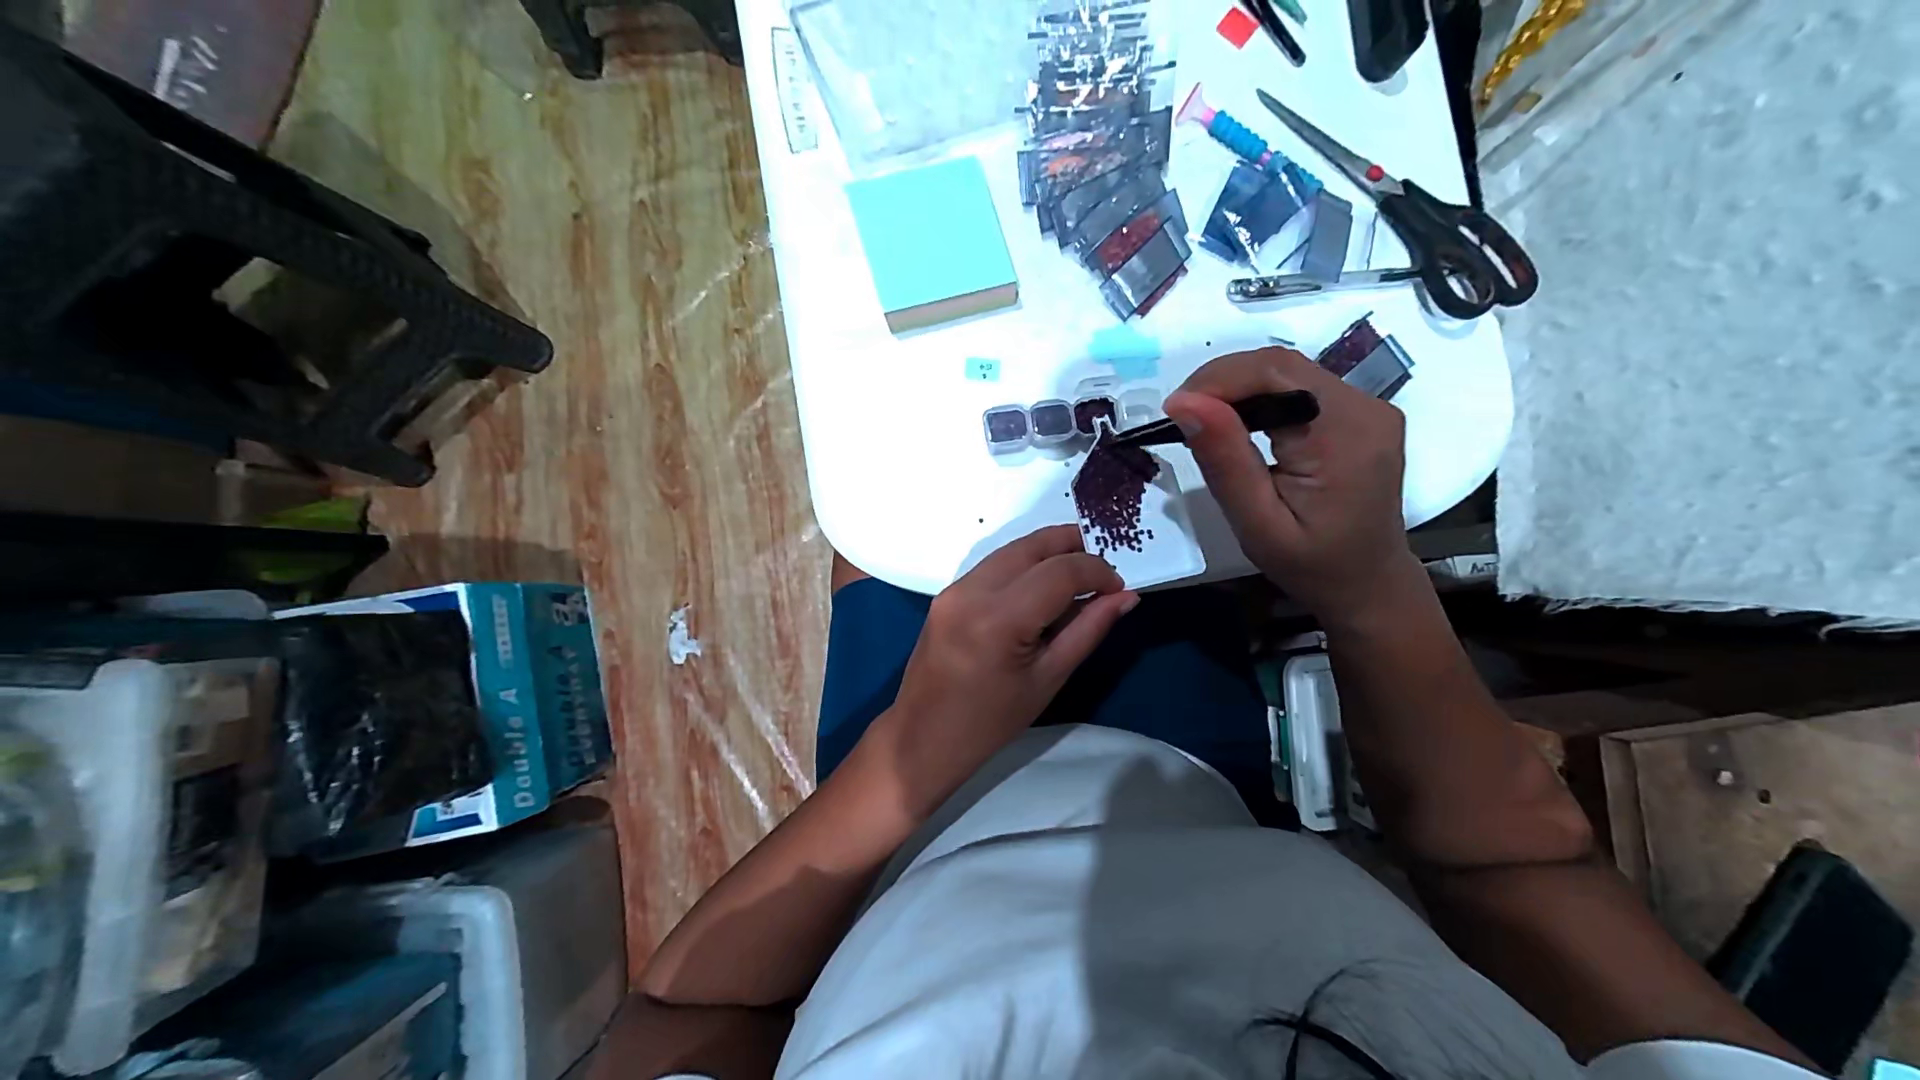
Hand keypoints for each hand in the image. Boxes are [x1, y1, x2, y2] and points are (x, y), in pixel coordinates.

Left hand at [880, 526, 1136, 796]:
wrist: (924, 736)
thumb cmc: (991, 721)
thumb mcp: (1049, 678)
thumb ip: (1087, 630)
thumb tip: (1125, 596)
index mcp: (999, 619)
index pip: (1059, 572)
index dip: (1095, 571)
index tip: (1118, 586)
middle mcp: (972, 592)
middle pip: (1031, 546)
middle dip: (1072, 544)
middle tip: (1105, 561)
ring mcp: (954, 589)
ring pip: (1010, 550)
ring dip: (1047, 551)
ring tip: (1080, 569)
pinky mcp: (946, 594)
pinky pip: (992, 565)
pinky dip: (1023, 564)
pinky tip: (1044, 582)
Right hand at [1162, 347, 1417, 624]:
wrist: (1366, 585)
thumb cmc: (1310, 565)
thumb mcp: (1257, 522)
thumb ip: (1224, 460)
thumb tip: (1183, 403)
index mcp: (1345, 434)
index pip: (1276, 372)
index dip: (1218, 378)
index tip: (1175, 410)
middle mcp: (1366, 408)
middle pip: (1282, 367)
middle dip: (1223, 383)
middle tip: (1182, 418)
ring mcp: (1367, 409)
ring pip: (1288, 373)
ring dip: (1237, 390)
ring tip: (1202, 424)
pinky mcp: (1358, 415)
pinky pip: (1299, 389)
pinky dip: (1258, 400)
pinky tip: (1237, 427)